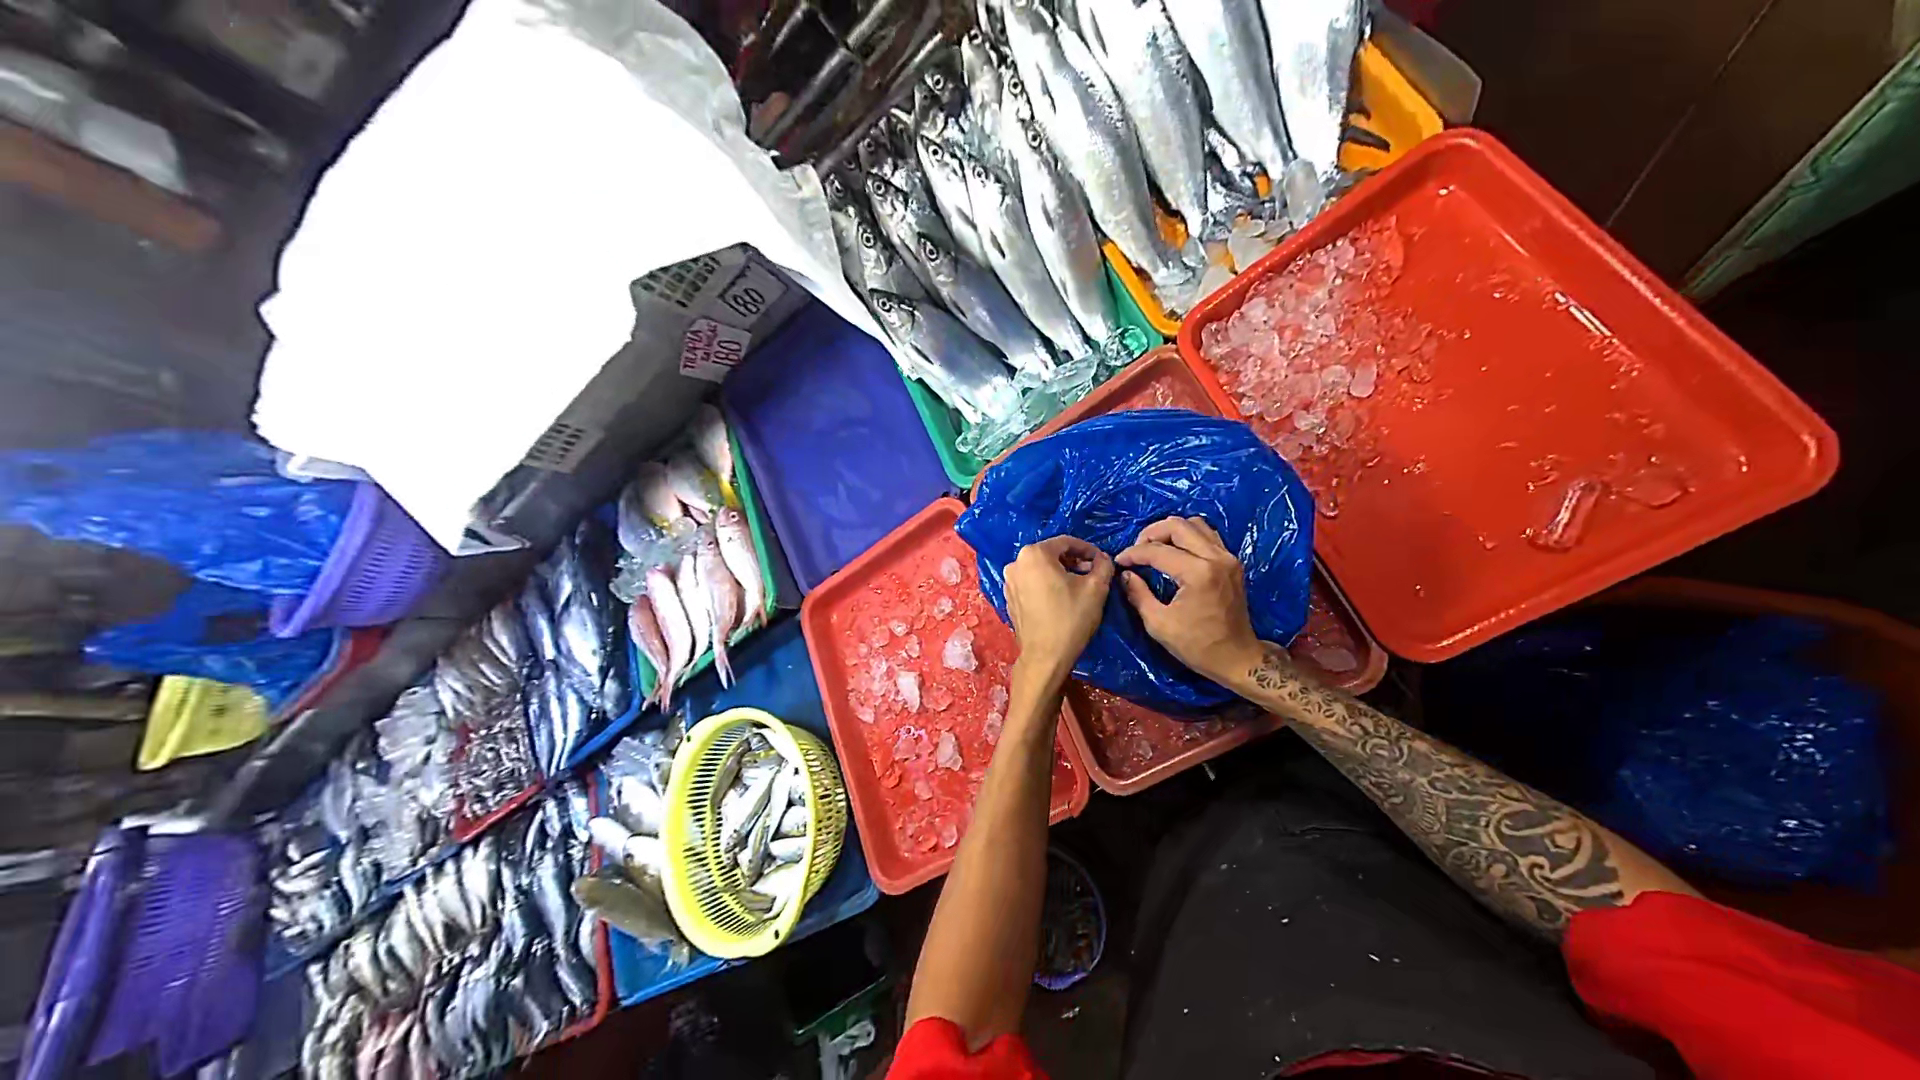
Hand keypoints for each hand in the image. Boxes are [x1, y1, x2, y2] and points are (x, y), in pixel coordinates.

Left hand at [1004, 536, 1113, 686]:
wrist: (1045, 657)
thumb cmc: (1071, 618)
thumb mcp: (1096, 588)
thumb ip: (1103, 565)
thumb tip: (1102, 558)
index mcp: (1033, 554)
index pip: (1066, 542)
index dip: (1087, 549)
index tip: (1101, 561)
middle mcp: (1015, 563)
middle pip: (1051, 554)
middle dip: (1073, 561)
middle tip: (1092, 574)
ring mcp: (1009, 582)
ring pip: (1040, 569)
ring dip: (1060, 573)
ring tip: (1079, 586)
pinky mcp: (1009, 598)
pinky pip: (1031, 583)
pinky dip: (1046, 584)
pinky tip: (1061, 598)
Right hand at [1116, 517, 1264, 685]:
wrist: (1237, 658)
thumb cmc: (1197, 646)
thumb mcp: (1159, 624)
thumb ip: (1138, 594)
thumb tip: (1126, 574)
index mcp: (1198, 573)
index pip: (1158, 551)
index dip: (1133, 554)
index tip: (1119, 562)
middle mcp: (1216, 558)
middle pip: (1178, 525)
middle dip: (1151, 534)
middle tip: (1137, 551)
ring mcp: (1228, 558)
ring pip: (1195, 524)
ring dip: (1171, 531)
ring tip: (1156, 548)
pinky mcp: (1233, 562)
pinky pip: (1208, 535)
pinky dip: (1189, 537)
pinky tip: (1176, 552)